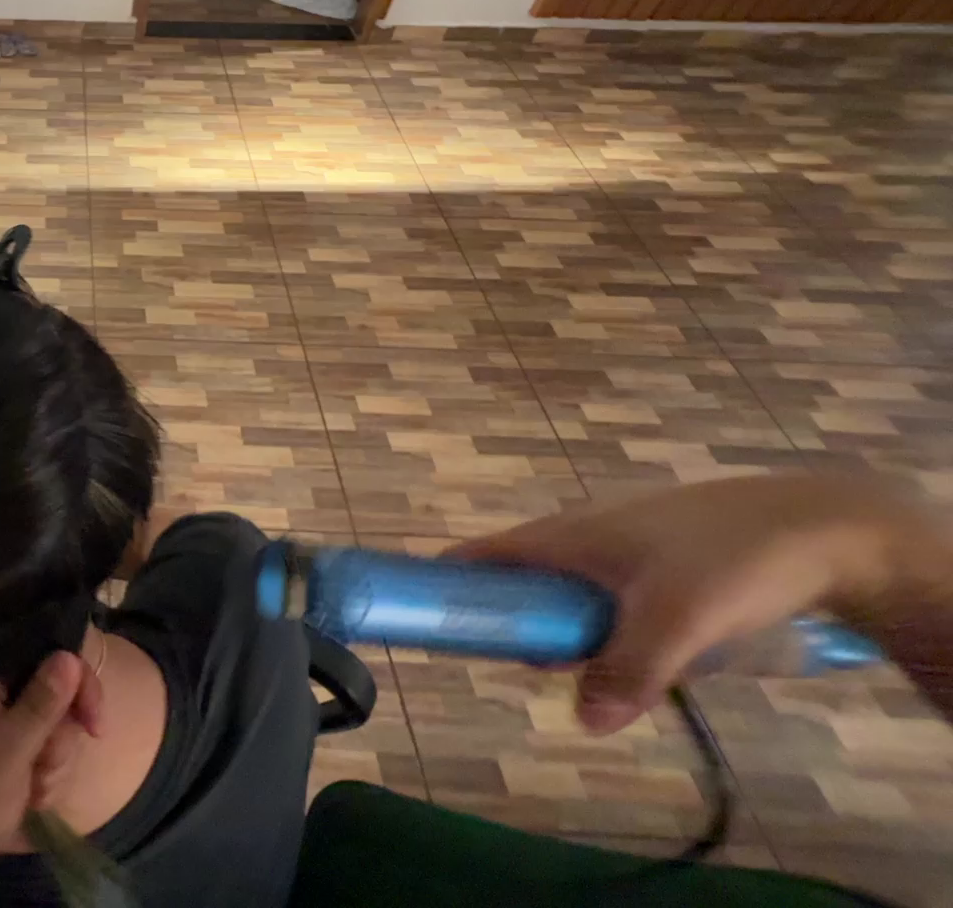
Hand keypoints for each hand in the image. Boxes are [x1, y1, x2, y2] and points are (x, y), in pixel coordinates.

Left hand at [0, 652, 98, 891]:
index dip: (76, 692)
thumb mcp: (7, 752)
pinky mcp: (5, 773)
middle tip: (41, 774)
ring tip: (30, 798)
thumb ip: (40, 705)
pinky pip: (40, 769)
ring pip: (51, 745)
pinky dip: (41, 790)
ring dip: (50, 775)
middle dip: (56, 748)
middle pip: (53, 712)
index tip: (95, 726)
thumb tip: (67, 654)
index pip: (42, 671)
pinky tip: (28, 809)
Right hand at [449, 473, 938, 732]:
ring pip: (561, 587)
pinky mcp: (652, 559)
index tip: (425, 616)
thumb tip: (581, 722)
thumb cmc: (730, 560)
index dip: (444, 580)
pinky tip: (628, 649)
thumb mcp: (678, 620)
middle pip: (515, 576)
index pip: (478, 554)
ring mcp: (615, 545)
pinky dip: (594, 620)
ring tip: (569, 665)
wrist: (822, 526)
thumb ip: (628, 670)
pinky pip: (599, 592)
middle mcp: (576, 536)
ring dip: (554, 624)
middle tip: (507, 660)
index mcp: (560, 537)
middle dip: (504, 617)